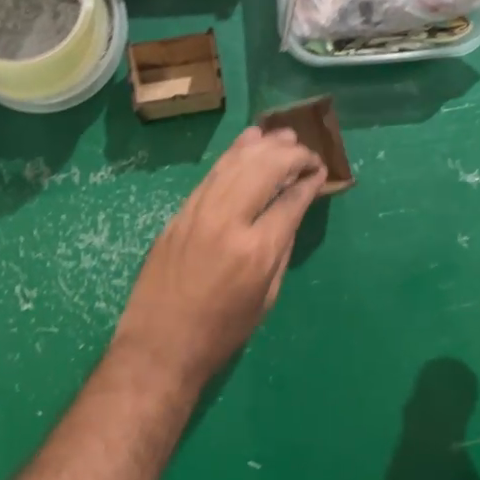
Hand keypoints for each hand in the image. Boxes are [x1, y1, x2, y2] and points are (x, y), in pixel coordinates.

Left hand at [113, 127, 326, 382]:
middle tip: (307, 152)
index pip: (290, 200)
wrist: (159, 344)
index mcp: (256, 251)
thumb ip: (281, 250)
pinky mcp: (179, 214)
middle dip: (290, 154)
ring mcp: (198, 214)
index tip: (320, 171)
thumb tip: (291, 212)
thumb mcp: (265, 299)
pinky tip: (246, 144)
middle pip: (264, 169)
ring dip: (261, 145)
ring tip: (283, 135)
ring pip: (234, 164)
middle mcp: (228, 222)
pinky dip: (232, 156)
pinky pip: (211, 176)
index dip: (309, 181)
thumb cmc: (221, 333)